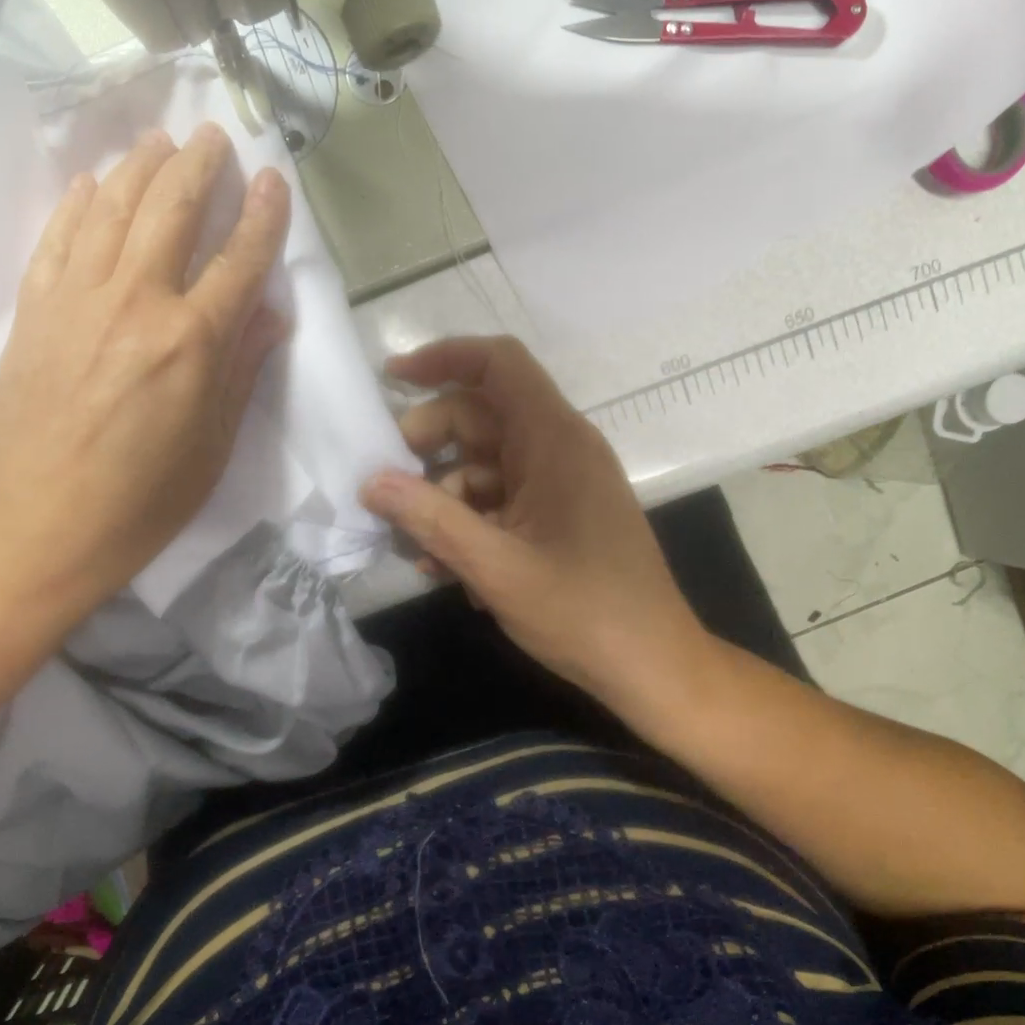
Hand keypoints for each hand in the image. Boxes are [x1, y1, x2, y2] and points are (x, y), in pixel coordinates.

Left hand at [0, 125, 290, 616]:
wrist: (38, 526)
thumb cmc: (141, 504)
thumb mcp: (212, 449)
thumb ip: (241, 372)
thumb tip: (271, 315)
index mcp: (191, 342)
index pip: (239, 260)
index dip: (262, 216)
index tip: (273, 181)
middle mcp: (136, 302)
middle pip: (172, 210)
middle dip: (199, 166)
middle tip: (214, 138)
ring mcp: (77, 299)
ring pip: (113, 208)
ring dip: (141, 168)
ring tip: (160, 143)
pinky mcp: (34, 309)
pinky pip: (59, 238)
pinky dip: (79, 204)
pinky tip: (94, 185)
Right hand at [359, 337, 703, 697]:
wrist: (653, 667)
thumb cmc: (583, 612)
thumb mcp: (496, 568)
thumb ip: (431, 521)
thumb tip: (371, 483)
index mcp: (555, 441)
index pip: (498, 365)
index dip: (443, 358)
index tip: (391, 379)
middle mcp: (561, 450)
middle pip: (481, 418)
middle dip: (428, 449)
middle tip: (388, 492)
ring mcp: (562, 485)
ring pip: (485, 465)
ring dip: (444, 500)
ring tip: (417, 552)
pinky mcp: (561, 517)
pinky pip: (502, 500)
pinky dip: (470, 524)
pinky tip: (447, 571)